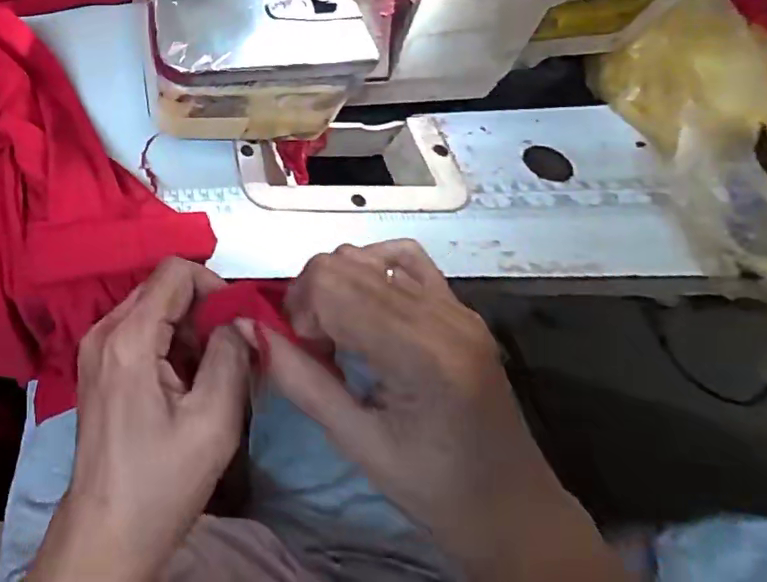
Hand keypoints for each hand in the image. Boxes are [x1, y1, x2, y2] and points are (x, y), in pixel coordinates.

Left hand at [29, 258, 252, 581]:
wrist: (106, 532)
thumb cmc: (160, 482)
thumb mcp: (212, 422)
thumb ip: (230, 358)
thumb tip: (240, 320)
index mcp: (128, 338)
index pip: (173, 272)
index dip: (212, 285)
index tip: (235, 322)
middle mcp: (104, 330)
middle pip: (161, 288)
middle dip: (200, 310)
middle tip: (226, 352)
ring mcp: (94, 347)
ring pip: (151, 307)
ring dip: (184, 328)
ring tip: (206, 374)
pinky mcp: (95, 364)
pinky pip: (137, 330)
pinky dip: (165, 342)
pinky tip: (181, 383)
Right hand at [248, 240, 627, 581]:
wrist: (516, 512)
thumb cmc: (437, 493)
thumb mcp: (359, 446)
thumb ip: (301, 381)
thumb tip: (250, 330)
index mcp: (423, 354)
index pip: (332, 284)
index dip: (300, 310)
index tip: (305, 353)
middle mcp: (442, 314)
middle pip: (342, 262)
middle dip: (312, 298)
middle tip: (317, 349)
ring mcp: (455, 305)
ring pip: (365, 255)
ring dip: (336, 286)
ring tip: (341, 336)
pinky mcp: (459, 306)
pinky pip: (403, 257)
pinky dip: (370, 269)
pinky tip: (366, 306)